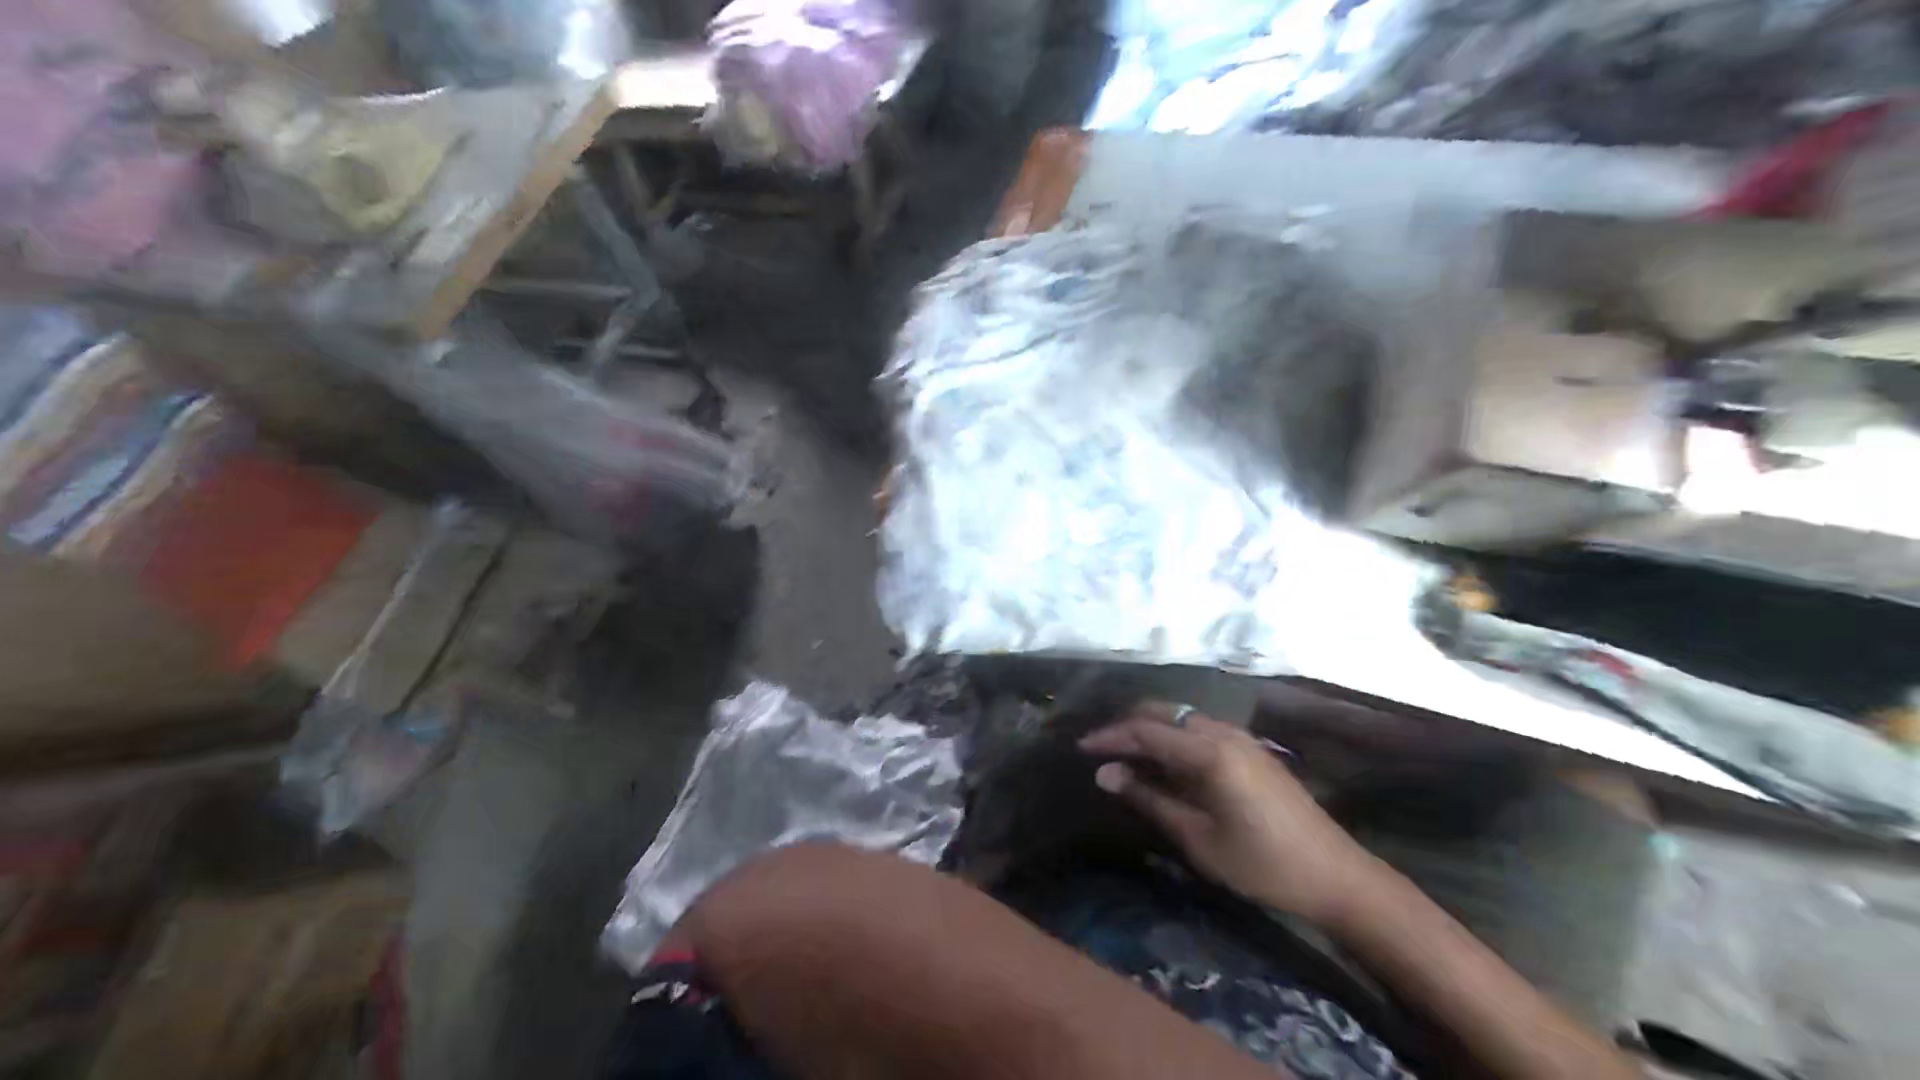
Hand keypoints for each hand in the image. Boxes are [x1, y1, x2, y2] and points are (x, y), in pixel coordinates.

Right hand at [1079, 703, 1380, 928]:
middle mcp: (1223, 732)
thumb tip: (1105, 773)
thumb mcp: (1198, 838)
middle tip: (1101, 750)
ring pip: (1181, 718)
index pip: (1145, 731)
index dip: (1109, 737)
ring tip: (1126, 755)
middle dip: (1128, 725)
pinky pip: (1199, 729)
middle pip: (1163, 713)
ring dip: (1151, 729)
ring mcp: (1241, 738)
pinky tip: (1164, 762)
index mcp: (1209, 752)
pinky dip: (1173, 737)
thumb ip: (1149, 798)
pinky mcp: (1251, 749)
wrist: (1336, 876)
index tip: (1080, 747)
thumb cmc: (1262, 864)